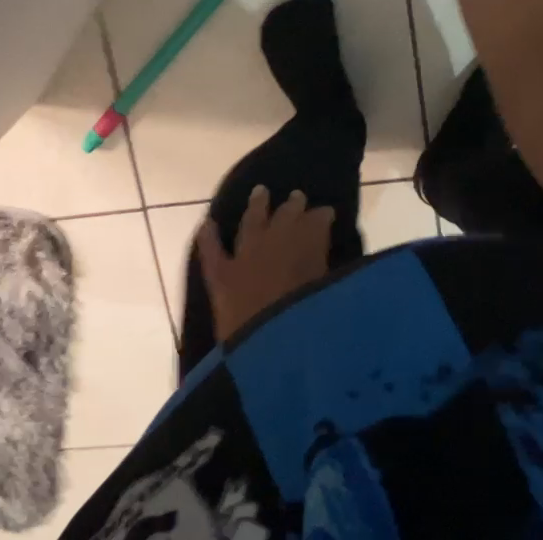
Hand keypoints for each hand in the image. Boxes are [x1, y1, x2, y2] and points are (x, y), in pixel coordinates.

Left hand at [196, 186, 334, 340]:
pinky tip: (207, 223)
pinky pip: (211, 251)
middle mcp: (275, 241)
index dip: (323, 216)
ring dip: (256, 206)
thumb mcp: (335, 297)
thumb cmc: (314, 327)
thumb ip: (334, 276)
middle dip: (292, 206)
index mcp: (307, 244)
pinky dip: (208, 236)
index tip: (329, 212)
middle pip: (285, 216)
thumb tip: (335, 267)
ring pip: (251, 223)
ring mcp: (245, 256)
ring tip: (260, 192)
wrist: (268, 350)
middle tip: (298, 197)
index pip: (317, 221)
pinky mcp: (221, 276)